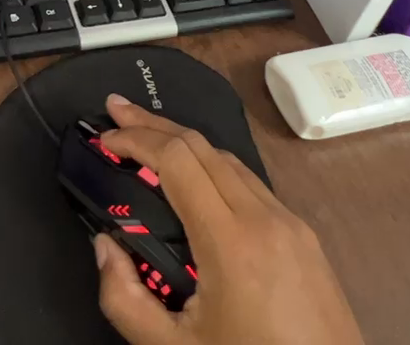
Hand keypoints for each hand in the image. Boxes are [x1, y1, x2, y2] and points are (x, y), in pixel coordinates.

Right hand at [91, 94, 363, 344]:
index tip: (105, 137)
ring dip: (183, 140)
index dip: (136, 138)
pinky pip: (251, 183)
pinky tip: (194, 177)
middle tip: (115, 110)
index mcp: (231, 242)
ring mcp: (291, 224)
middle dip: (153, 123)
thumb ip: (125, 300)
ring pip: (228, 158)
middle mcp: (265, 218)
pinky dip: (212, 165)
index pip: (177, 159)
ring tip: (147, 135)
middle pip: (202, 144)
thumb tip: (104, 246)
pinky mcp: (305, 237)